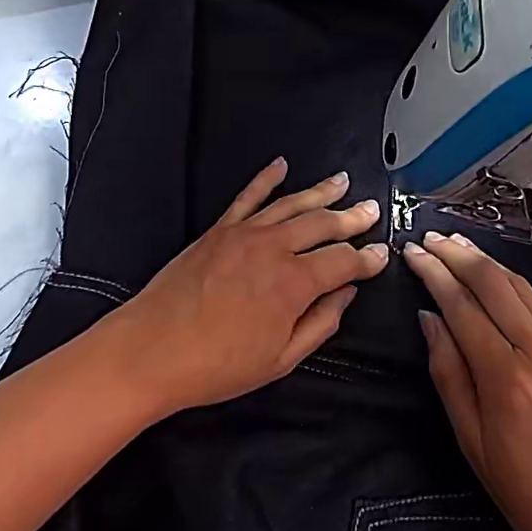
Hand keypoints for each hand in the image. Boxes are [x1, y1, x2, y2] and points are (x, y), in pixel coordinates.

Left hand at [95, 159, 388, 414]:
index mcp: (294, 283)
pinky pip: (249, 196)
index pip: (344, 261)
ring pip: (293, 203)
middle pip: (324, 223)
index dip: (367, 258)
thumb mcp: (279, 360)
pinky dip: (266, 178)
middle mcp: (274, 248)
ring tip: (342, 182)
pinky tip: (281, 165)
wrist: (150, 351)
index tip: (381, 254)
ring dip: (321, 191)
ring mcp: (246, 232)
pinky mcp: (221, 228)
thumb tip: (345, 295)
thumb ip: (320, 323)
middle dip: (353, 217)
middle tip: (372, 210)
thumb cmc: (215, 365)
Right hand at [405, 232, 531, 530]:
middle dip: (457, 254)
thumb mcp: (476, 448)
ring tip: (459, 246)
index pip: (461, 305)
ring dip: (486, 260)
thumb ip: (449, 377)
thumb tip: (430, 322)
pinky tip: (500, 281)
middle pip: (492, 282)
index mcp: (507, 380)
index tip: (415, 255)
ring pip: (522, 287)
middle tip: (432, 239)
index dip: (433, 273)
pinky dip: (516, 286)